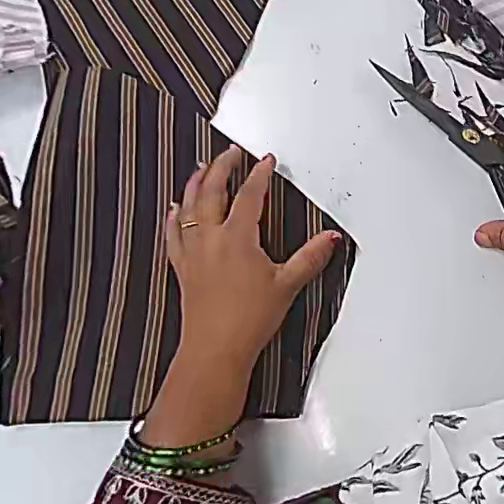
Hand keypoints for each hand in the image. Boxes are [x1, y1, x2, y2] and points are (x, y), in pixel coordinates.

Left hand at [141, 146, 341, 448]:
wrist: (215, 350)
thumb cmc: (247, 320)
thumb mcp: (288, 285)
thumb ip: (311, 257)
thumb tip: (330, 239)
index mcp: (238, 238)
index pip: (249, 195)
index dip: (259, 174)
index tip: (265, 161)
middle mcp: (211, 239)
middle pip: (212, 191)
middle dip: (221, 167)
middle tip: (230, 153)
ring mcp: (193, 252)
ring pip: (188, 206)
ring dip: (195, 183)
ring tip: (201, 169)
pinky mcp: (183, 268)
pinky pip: (174, 234)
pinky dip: (174, 217)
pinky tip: (174, 209)